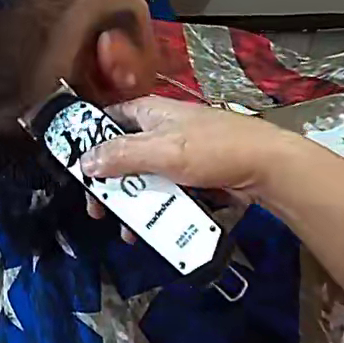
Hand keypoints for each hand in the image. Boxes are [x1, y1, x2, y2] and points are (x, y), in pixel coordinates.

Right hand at [79, 96, 308, 208]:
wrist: (265, 166)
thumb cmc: (213, 149)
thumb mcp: (162, 151)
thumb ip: (121, 155)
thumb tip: (83, 161)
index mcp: (150, 112)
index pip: (107, 120)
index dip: (89, 142)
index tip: (77, 172)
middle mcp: (162, 128)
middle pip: (123, 154)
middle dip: (111, 184)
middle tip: (100, 211)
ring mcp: (179, 152)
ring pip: (145, 177)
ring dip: (134, 202)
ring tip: (129, 230)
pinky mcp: (195, 174)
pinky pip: (167, 190)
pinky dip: (158, 207)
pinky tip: (153, 229)